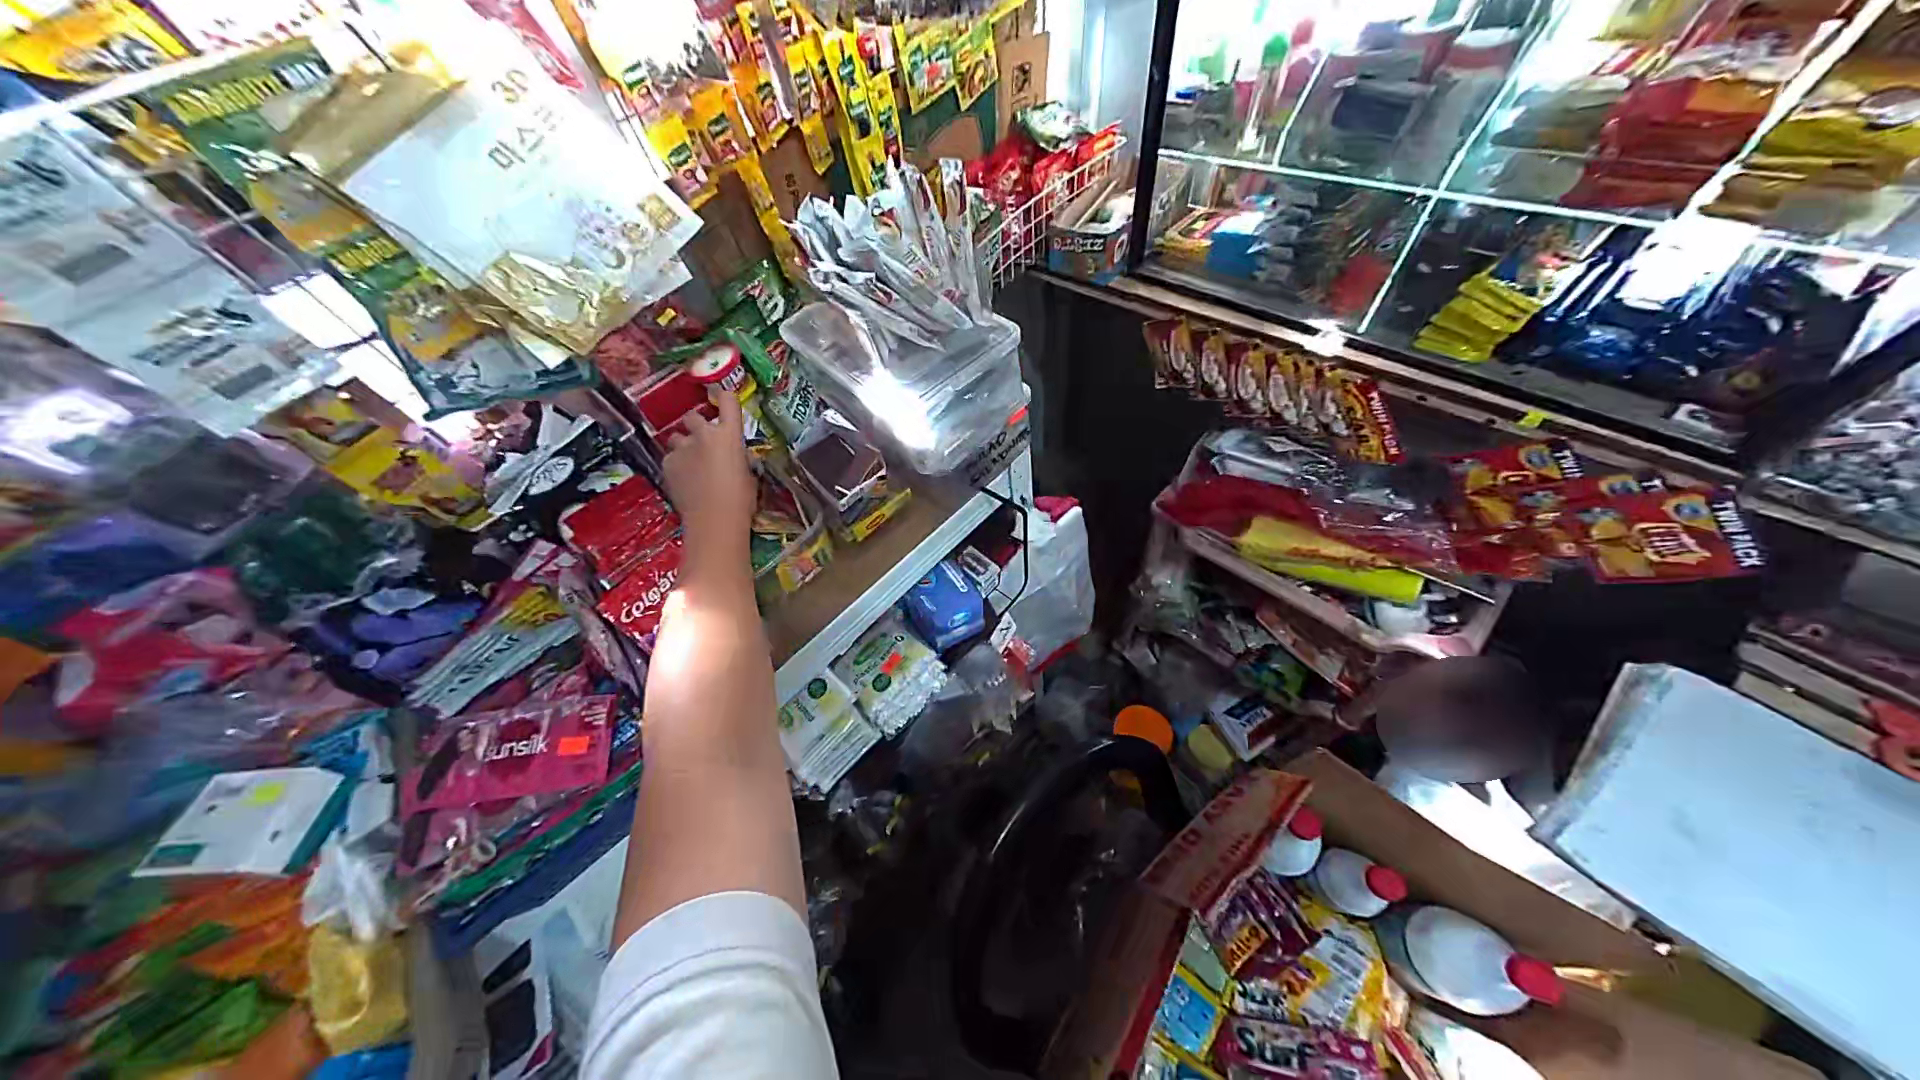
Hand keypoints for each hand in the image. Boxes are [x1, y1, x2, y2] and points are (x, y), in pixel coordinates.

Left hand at [661, 388, 755, 547]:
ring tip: (691, 463)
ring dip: (684, 445)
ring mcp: (682, 448)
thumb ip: (739, 459)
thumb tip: (735, 459)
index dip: (724, 397)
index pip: (728, 401)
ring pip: (677, 437)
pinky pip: (670, 458)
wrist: (714, 521)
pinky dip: (676, 465)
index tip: (722, 396)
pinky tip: (684, 480)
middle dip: (697, 424)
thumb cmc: (741, 500)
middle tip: (703, 440)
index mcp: (730, 435)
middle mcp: (704, 434)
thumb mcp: (749, 475)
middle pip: (694, 416)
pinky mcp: (667, 464)